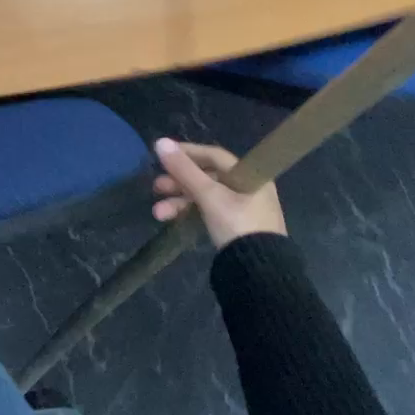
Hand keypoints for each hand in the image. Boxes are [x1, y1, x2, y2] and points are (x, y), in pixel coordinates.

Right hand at [151, 137, 286, 248]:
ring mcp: (242, 209)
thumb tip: (159, 142)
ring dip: (178, 201)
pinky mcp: (234, 226)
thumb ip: (184, 170)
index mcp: (250, 176)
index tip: (163, 154)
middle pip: (207, 176)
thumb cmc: (238, 224)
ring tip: (158, 212)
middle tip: (156, 186)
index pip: (214, 156)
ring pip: (204, 196)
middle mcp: (248, 189)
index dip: (188, 153)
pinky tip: (171, 219)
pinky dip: (189, 212)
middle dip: (178, 181)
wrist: (258, 272)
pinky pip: (207, 210)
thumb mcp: (209, 195)